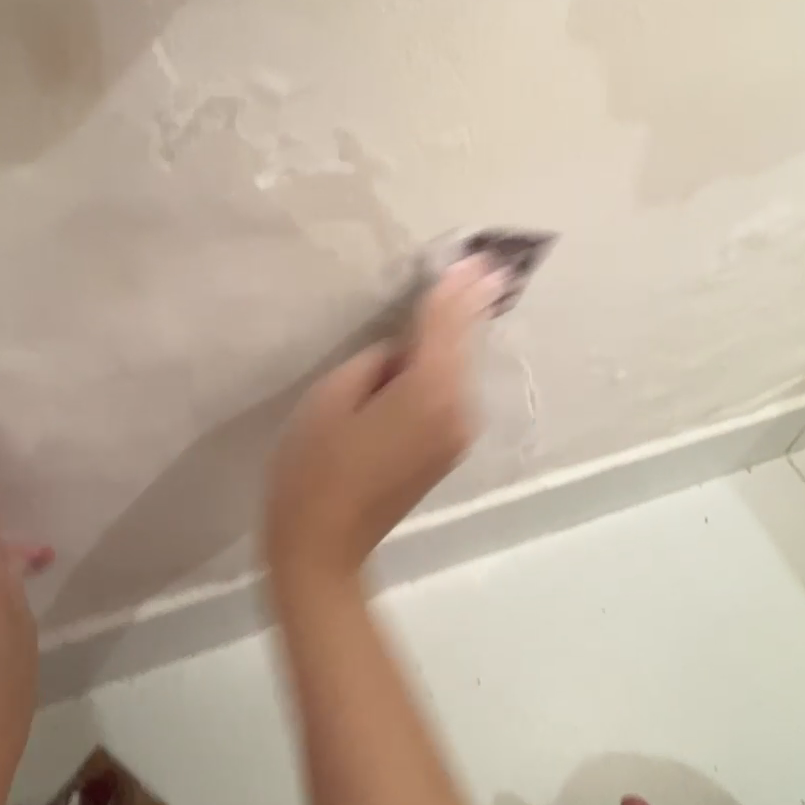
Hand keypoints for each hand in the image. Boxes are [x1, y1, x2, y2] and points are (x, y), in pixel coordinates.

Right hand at [264, 257, 505, 585]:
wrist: (323, 548)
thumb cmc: (313, 470)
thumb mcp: (332, 398)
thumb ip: (378, 361)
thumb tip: (405, 354)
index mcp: (428, 393)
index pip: (445, 325)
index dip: (454, 288)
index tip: (473, 257)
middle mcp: (456, 410)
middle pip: (465, 344)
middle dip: (473, 303)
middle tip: (491, 264)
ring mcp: (457, 433)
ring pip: (462, 366)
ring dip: (464, 329)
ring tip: (473, 287)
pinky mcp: (448, 448)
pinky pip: (453, 389)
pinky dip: (452, 360)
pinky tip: (450, 338)